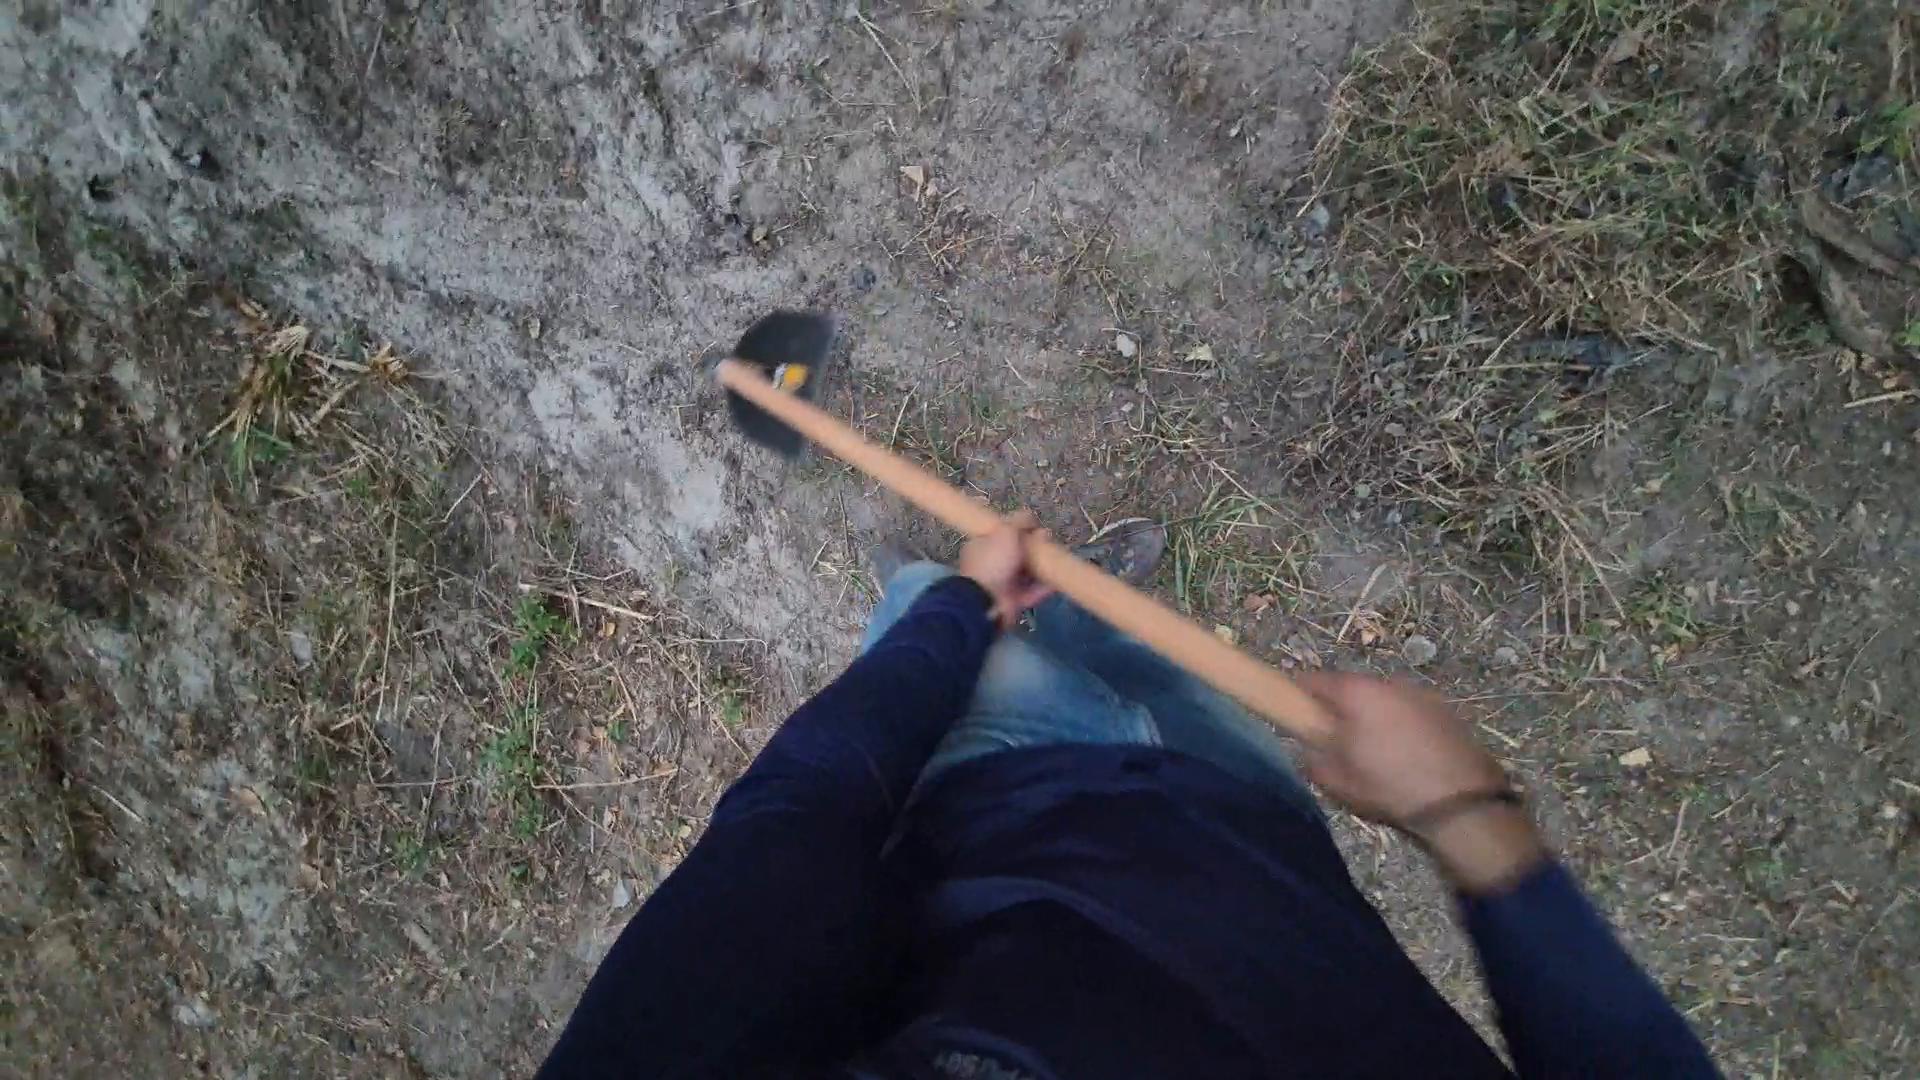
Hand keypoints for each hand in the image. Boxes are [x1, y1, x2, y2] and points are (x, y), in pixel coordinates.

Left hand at [957, 511, 1054, 630]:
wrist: (986, 601)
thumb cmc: (993, 561)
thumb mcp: (1005, 532)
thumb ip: (1019, 521)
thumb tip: (1030, 517)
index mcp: (980, 547)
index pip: (1000, 535)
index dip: (1017, 530)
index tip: (1033, 526)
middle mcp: (989, 565)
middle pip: (1014, 553)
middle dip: (1032, 546)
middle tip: (1047, 539)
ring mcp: (1000, 585)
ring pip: (1024, 573)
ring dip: (1040, 565)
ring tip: (1055, 556)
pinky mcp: (1012, 602)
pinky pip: (1031, 592)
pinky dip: (1043, 587)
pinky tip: (1056, 580)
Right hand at [1297, 672, 1544, 892]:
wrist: (1465, 807)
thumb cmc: (1389, 786)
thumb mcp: (1335, 779)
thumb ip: (1310, 757)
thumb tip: (1305, 747)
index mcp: (1354, 692)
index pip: (1310, 679)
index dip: (1295, 694)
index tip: (1292, 713)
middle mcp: (1387, 682)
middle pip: (1348, 687)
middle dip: (1338, 707)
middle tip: (1333, 736)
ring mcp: (1421, 694)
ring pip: (1382, 698)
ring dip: (1372, 714)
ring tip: (1374, 747)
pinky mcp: (1448, 711)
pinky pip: (1410, 710)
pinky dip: (1402, 723)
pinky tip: (1406, 753)